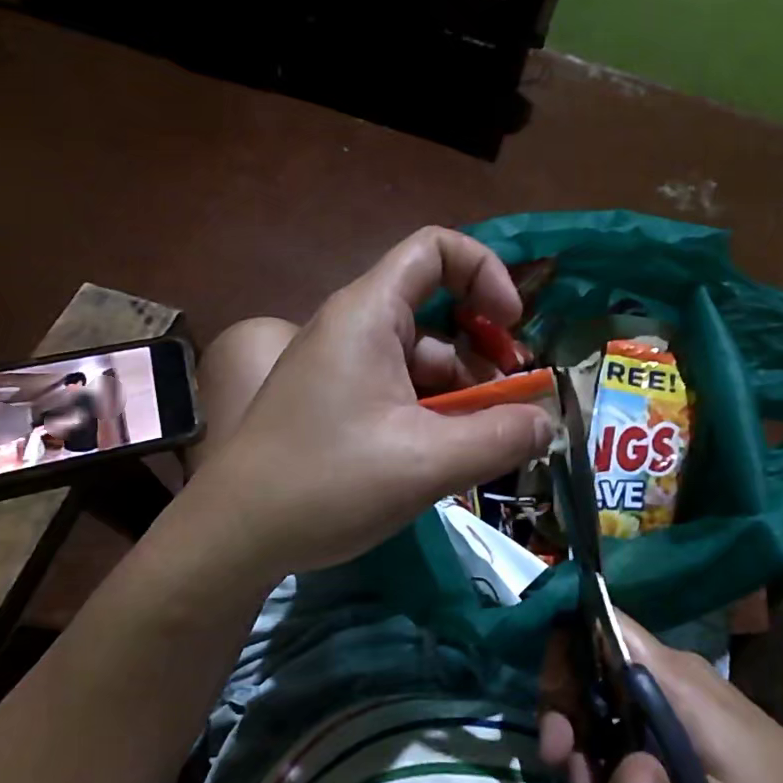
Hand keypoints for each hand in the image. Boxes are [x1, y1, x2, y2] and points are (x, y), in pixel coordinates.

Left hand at [187, 227, 555, 577]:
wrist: (235, 534)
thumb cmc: (328, 483)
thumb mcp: (427, 463)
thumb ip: (499, 437)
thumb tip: (546, 422)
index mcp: (369, 314)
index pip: (435, 248)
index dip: (485, 272)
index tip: (513, 326)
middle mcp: (353, 327)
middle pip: (434, 308)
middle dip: (483, 349)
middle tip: (513, 400)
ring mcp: (340, 365)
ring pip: (419, 357)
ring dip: (461, 389)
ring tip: (487, 440)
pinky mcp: (334, 400)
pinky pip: (397, 387)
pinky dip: (431, 410)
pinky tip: (446, 454)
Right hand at [540, 614, 782, 782]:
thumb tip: (616, 782)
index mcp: (678, 680)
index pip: (606, 624)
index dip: (566, 644)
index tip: (553, 703)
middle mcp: (670, 677)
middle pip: (593, 663)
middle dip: (565, 707)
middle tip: (563, 763)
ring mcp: (674, 704)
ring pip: (603, 696)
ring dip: (581, 737)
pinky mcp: (678, 731)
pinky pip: (624, 722)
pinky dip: (603, 751)